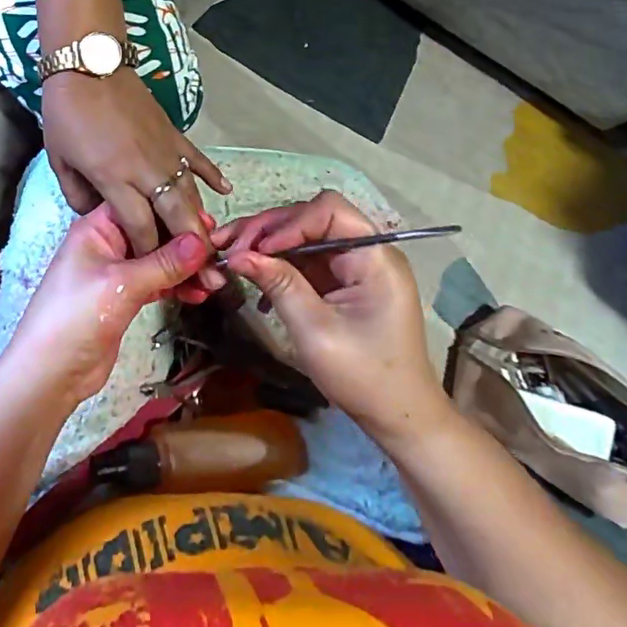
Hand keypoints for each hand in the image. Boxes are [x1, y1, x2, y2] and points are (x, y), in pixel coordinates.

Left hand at [0, 203, 211, 408]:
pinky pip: (158, 283)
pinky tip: (199, 295)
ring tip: (215, 283)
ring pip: (160, 260)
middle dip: (187, 245)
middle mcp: (108, 242)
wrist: (50, 373)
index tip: (209, 224)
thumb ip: (164, 262)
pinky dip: (177, 287)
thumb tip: (203, 241)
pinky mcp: (125, 296)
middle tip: (218, 257)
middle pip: (155, 233)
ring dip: (186, 270)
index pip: (142, 206)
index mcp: (98, 227)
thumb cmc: (77, 316)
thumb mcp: (122, 283)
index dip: (175, 211)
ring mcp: (117, 271)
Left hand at [42, 67, 229, 294]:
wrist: (89, 65)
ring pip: (190, 193)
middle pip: (175, 216)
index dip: (149, 252)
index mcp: (113, 179)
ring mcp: (165, 151)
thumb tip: (98, 214)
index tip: (153, 268)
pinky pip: (198, 160)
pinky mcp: (174, 134)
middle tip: (198, 267)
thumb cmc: (67, 115)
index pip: (140, 227)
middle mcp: (145, 170)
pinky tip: (226, 192)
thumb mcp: (59, 161)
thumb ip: (78, 196)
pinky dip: (213, 176)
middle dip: (188, 245)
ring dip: (199, 219)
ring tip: (206, 242)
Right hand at [215, 191, 445, 439]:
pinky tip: (255, 279)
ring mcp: (355, 266)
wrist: (398, 416)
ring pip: (304, 237)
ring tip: (231, 255)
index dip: (289, 223)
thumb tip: (238, 255)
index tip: (257, 248)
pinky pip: (307, 260)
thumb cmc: (364, 375)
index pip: (329, 211)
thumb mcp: (315, 330)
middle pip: (312, 218)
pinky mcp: (343, 281)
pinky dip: (279, 264)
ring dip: (267, 245)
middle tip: (228, 245)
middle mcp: (367, 251)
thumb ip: (279, 285)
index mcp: (374, 257)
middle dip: (269, 229)